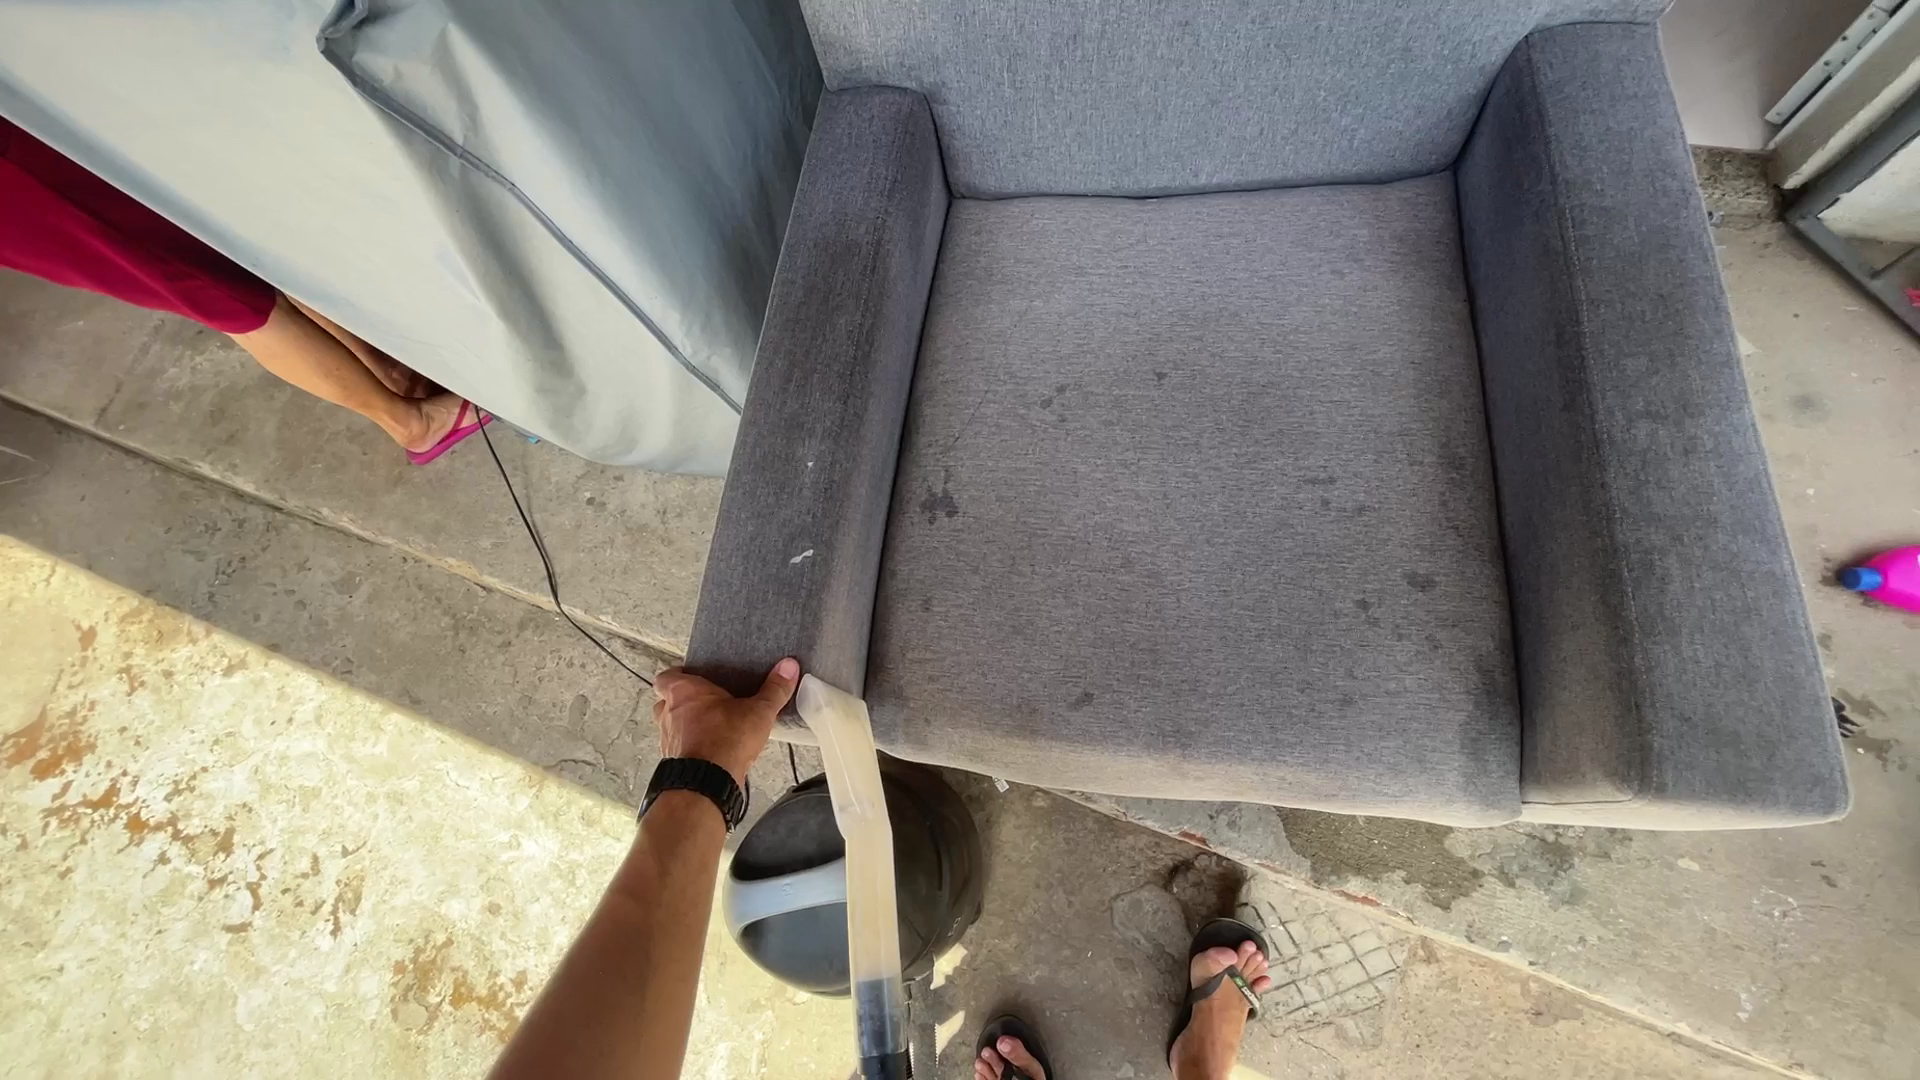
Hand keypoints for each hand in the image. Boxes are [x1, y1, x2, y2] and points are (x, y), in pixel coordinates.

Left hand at [651, 659, 798, 785]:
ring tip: (709, 727)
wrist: (707, 782)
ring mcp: (668, 739)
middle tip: (704, 702)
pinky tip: (710, 750)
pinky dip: (690, 747)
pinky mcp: (673, 762)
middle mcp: (669, 713)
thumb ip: (774, 689)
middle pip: (664, 701)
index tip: (694, 677)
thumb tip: (788, 666)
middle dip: (680, 701)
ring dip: (683, 726)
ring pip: (669, 726)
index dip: (678, 675)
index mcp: (684, 691)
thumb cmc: (725, 739)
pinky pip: (678, 748)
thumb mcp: (759, 711)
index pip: (667, 676)